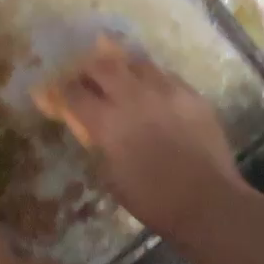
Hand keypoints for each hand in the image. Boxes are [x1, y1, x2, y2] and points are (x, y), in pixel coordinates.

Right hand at [53, 44, 249, 237]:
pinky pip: (166, 76)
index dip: (61, 90)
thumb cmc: (152, 199)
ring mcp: (166, 91)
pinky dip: (152, 80)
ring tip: (122, 77)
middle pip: (103, 65)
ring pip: (137, 62)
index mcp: (107, 121)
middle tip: (87, 77)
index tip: (57, 92)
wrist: (206, 201)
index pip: (73, 93)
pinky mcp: (192, 94)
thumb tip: (93, 130)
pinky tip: (154, 92)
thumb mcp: (111, 176)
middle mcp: (134, 97)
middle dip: (89, 69)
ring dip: (123, 68)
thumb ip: (99, 145)